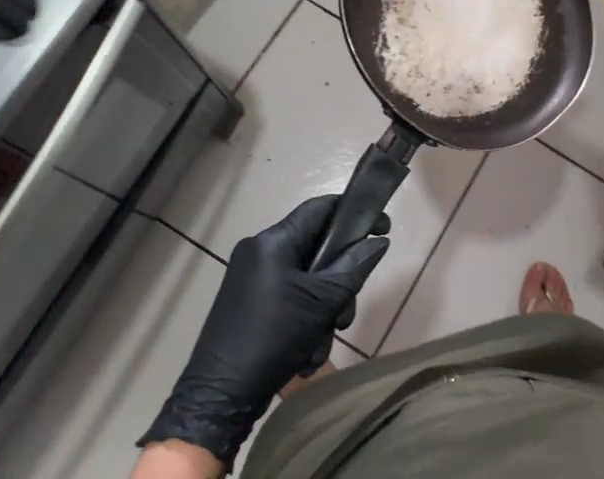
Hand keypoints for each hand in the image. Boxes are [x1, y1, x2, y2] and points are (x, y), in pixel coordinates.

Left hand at [141, 196, 388, 465]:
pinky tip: (306, 355)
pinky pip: (290, 299)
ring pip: (307, 280)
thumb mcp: (321, 303)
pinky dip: (304, 323)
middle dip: (339, 284)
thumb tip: (379, 241)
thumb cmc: (272, 338)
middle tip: (345, 316)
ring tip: (320, 345)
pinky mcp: (250, 303)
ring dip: (323, 312)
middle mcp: (260, 252)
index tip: (383, 227)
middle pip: (317, 250)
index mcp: (273, 241)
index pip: (320, 208)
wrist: (219, 395)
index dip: (353, 213)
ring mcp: (253, 278)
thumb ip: (354, 267)